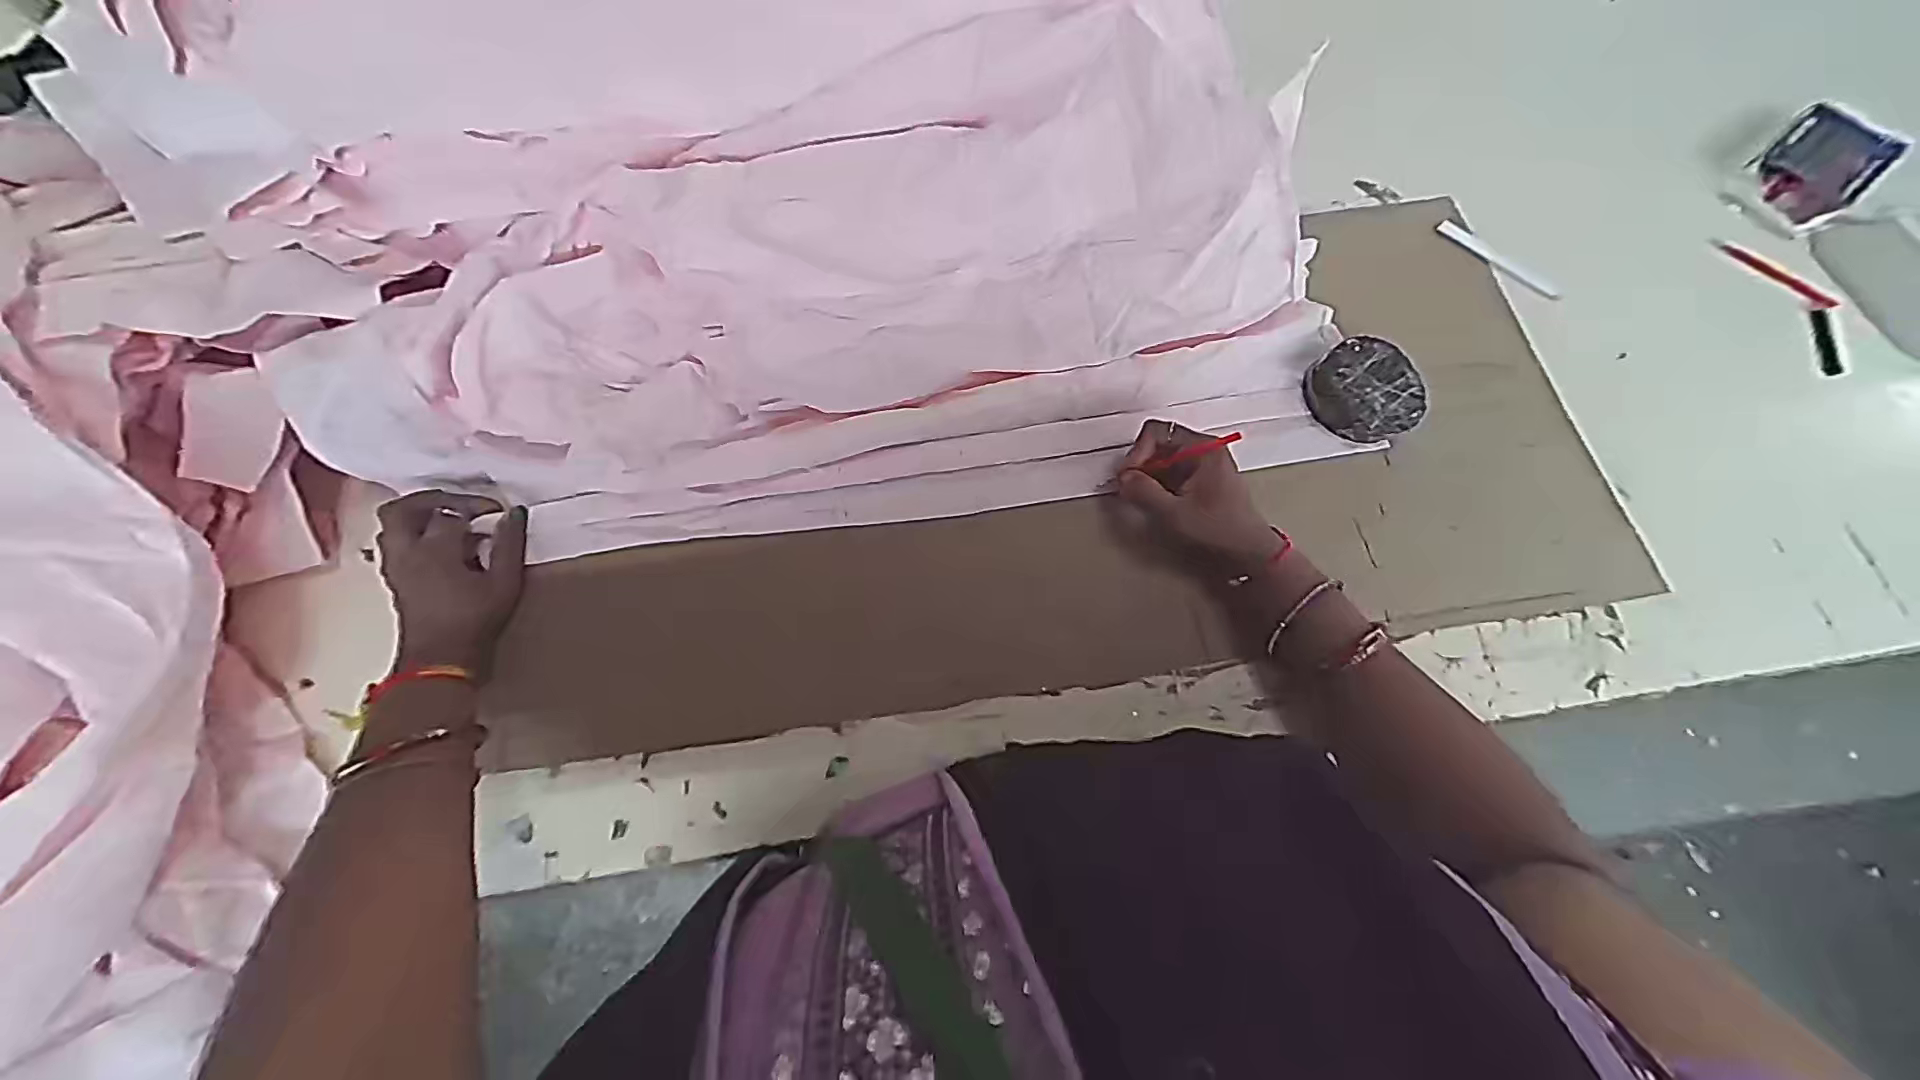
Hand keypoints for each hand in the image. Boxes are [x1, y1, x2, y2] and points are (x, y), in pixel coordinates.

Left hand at [375, 491, 528, 676]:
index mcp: (434, 549)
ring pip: (393, 522)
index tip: (501, 513)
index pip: (453, 512)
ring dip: (421, 513)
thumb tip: (514, 513)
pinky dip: (414, 530)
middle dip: (437, 498)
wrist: (440, 658)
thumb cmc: (476, 619)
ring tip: (451, 520)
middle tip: (466, 504)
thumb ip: (510, 544)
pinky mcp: (392, 575)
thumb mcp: (505, 582)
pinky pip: (394, 539)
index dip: (479, 507)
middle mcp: (406, 550)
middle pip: (407, 507)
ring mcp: (394, 563)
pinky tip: (439, 543)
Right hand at [1115, 420, 1284, 573]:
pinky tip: (1151, 500)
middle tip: (1128, 487)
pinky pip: (1170, 471)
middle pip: (1158, 443)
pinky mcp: (1199, 478)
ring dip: (1146, 475)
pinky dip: (1156, 483)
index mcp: (1203, 448)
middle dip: (1140, 464)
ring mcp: (1202, 463)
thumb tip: (1123, 477)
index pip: (1157, 432)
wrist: (1247, 550)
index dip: (1137, 452)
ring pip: (1162, 458)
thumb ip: (1144, 491)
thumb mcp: (1174, 512)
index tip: (1129, 475)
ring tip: (1137, 496)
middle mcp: (1204, 449)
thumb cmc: (1218, 529)